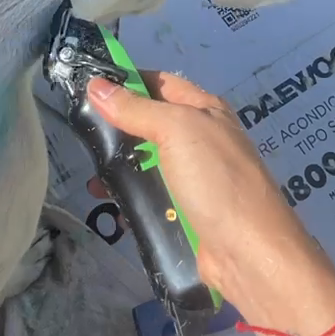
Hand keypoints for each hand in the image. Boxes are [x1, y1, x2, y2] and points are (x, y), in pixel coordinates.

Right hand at [86, 73, 334, 335]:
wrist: (251, 255)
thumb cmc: (216, 181)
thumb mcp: (176, 131)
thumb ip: (135, 109)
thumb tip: (96, 85)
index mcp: (205, 109)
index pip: (160, 82)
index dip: (128, 80)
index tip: (90, 86)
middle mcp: (201, 138)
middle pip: (150, 123)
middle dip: (118, 127)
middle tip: (82, 135)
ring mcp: (195, 178)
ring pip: (147, 162)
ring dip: (120, 168)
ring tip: (92, 178)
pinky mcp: (186, 212)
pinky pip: (152, 197)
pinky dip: (130, 198)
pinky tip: (109, 204)